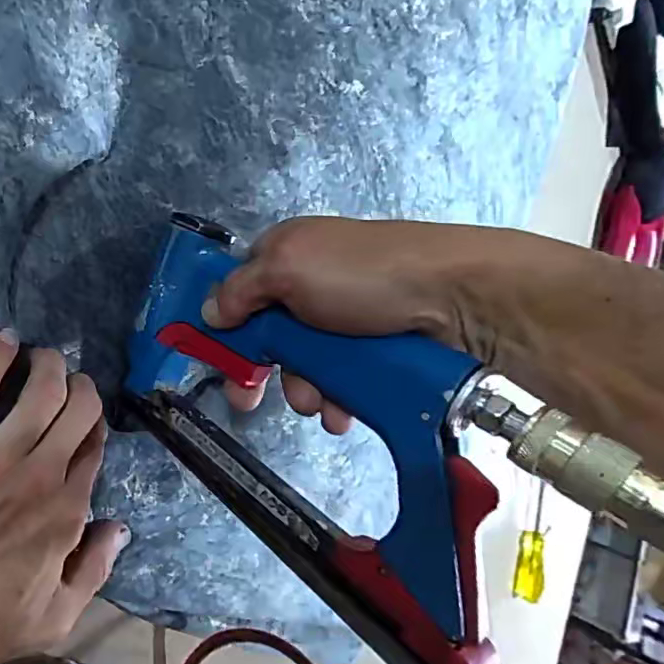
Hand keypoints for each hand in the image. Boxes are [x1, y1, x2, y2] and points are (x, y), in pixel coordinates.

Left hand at [0, 330, 128, 663]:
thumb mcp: (55, 619)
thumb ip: (96, 569)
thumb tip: (119, 525)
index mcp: (66, 510)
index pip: (93, 445)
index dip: (93, 424)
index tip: (83, 419)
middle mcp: (40, 473)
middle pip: (78, 407)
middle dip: (81, 386)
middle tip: (70, 381)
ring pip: (40, 388)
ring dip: (50, 364)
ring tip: (45, 356)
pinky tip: (6, 339)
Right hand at [199, 217, 502, 431]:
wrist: (454, 297)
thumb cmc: (361, 276)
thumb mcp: (288, 268)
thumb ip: (241, 289)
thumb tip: (209, 311)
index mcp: (288, 253)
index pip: (239, 288)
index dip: (224, 325)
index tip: (215, 360)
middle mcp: (312, 283)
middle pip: (268, 334)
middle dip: (263, 369)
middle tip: (250, 400)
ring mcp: (345, 318)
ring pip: (304, 364)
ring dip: (303, 388)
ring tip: (319, 402)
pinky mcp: (373, 348)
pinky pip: (340, 378)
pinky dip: (336, 397)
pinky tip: (342, 409)